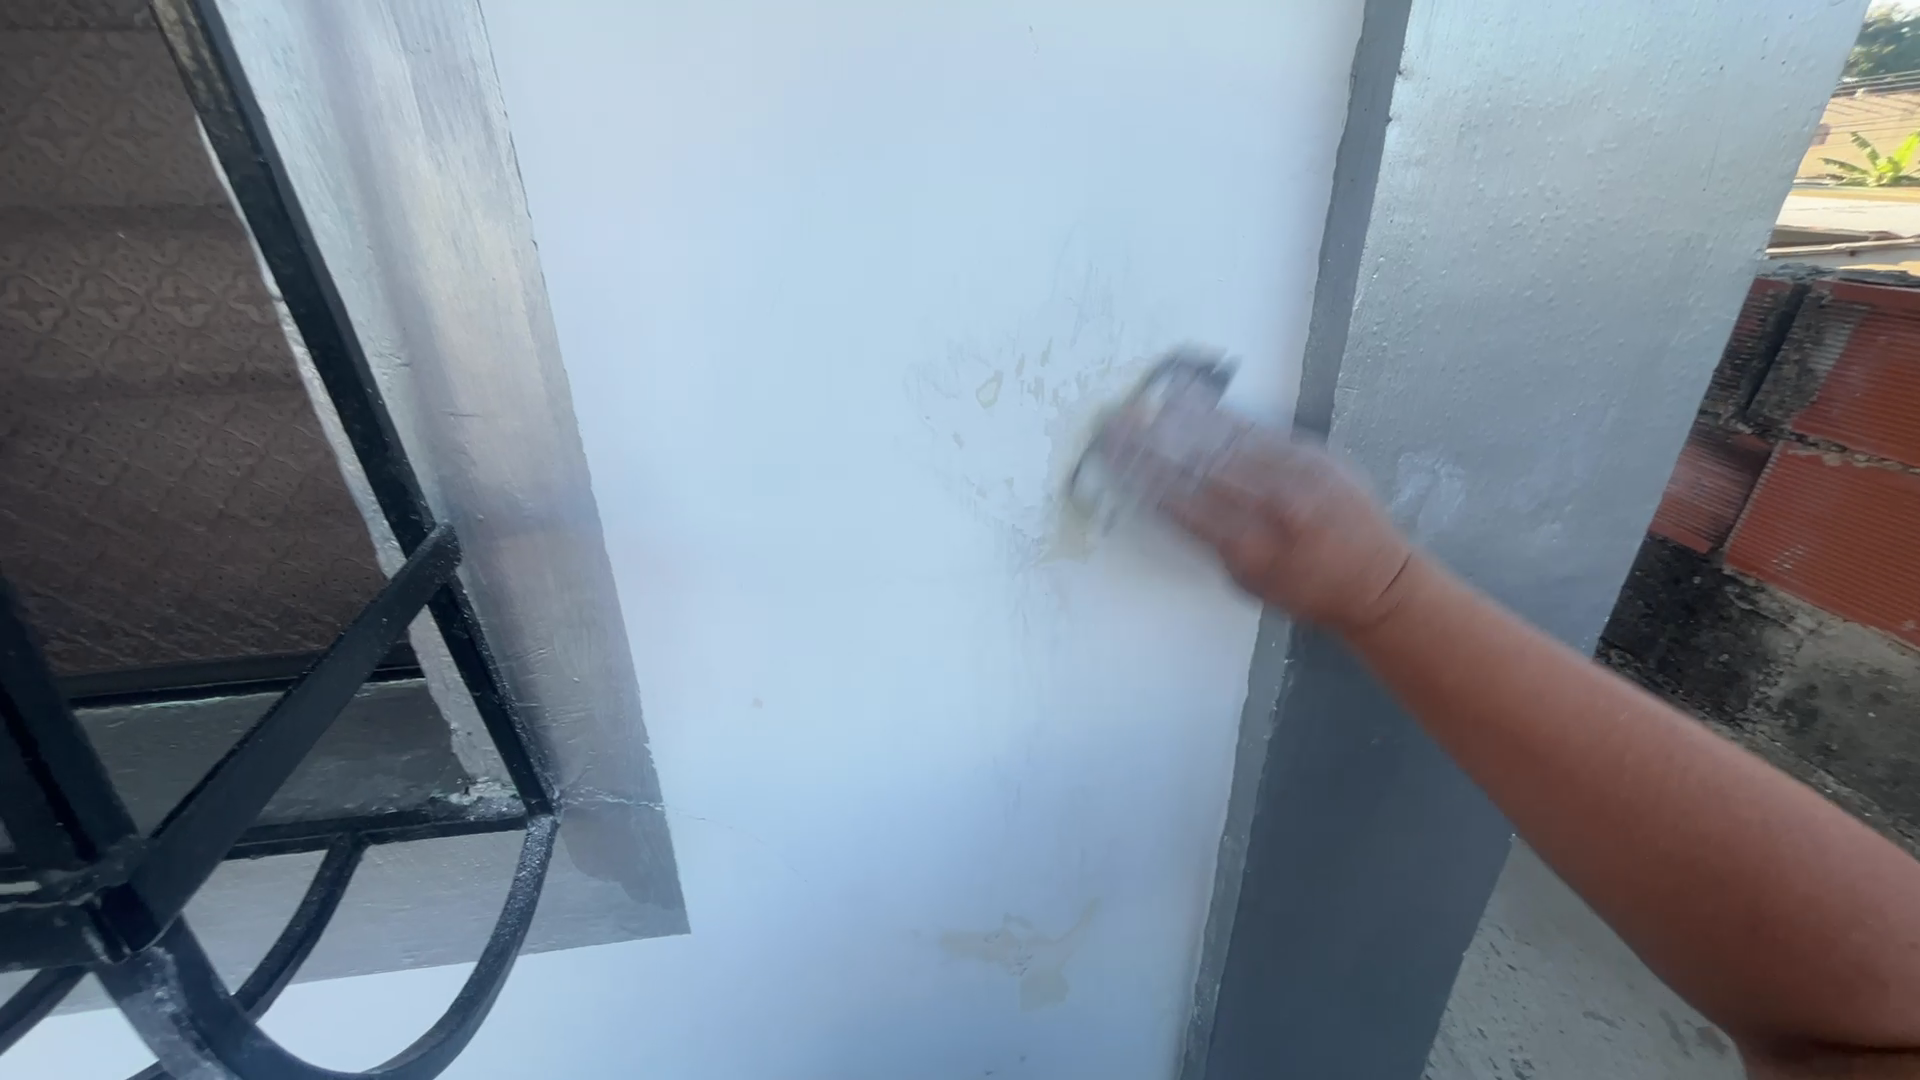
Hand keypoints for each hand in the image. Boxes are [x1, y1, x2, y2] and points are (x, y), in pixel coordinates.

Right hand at [1096, 415, 1416, 632]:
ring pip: (1226, 440)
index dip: (1142, 472)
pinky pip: (1257, 430)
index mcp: (1247, 546)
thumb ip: (1207, 538)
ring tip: (1149, 401)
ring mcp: (1296, 474)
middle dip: (1154, 439)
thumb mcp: (1244, 581)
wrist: (1379, 581)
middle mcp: (1271, 505)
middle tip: (1119, 419)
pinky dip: (1220, 415)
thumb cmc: (1302, 591)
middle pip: (1199, 463)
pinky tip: (1195, 400)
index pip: (1181, 499)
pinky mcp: (1313, 454)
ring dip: (1182, 419)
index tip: (1113, 451)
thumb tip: (1168, 497)